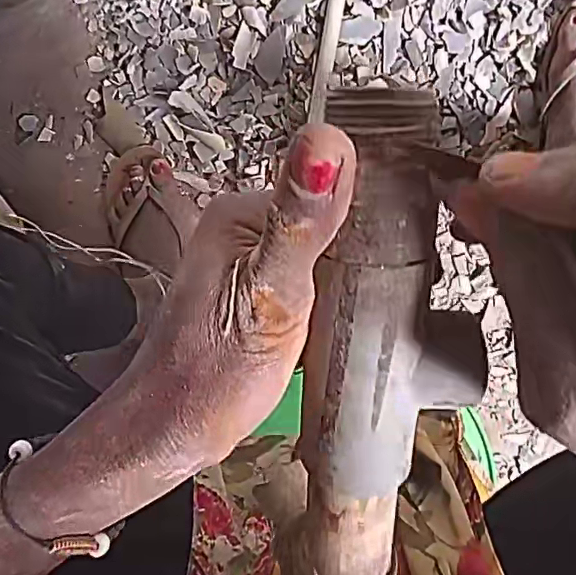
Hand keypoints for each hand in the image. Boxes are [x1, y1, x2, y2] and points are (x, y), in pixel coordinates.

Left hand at [127, 124, 355, 462]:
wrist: (173, 432)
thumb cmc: (212, 375)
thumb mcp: (270, 296)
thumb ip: (301, 224)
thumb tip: (327, 142)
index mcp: (241, 212)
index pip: (328, 186)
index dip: (372, 216)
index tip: (402, 252)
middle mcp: (244, 228)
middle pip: (329, 219)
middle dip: (365, 249)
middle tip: (388, 288)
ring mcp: (252, 261)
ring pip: (326, 251)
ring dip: (356, 274)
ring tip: (375, 304)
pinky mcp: (261, 292)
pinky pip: (314, 278)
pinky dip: (337, 293)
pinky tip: (350, 316)